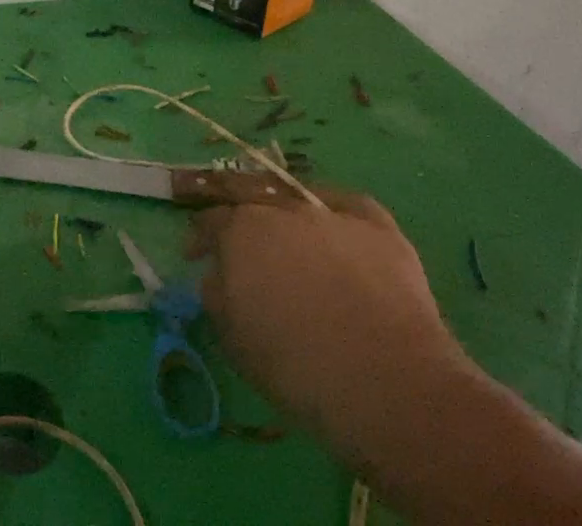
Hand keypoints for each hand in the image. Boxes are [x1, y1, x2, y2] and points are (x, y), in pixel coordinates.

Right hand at [192, 190, 467, 454]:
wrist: (385, 381)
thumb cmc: (294, 362)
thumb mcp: (231, 336)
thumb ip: (216, 294)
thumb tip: (219, 277)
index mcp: (240, 231)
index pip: (209, 220)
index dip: (200, 238)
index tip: (196, 256)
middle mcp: (283, 211)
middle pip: (252, 200)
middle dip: (241, 218)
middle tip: (241, 243)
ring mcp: (334, 215)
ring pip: (300, 201)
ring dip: (287, 217)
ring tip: (291, 239)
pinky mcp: (380, 229)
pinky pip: (350, 206)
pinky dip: (336, 211)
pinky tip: (335, 224)